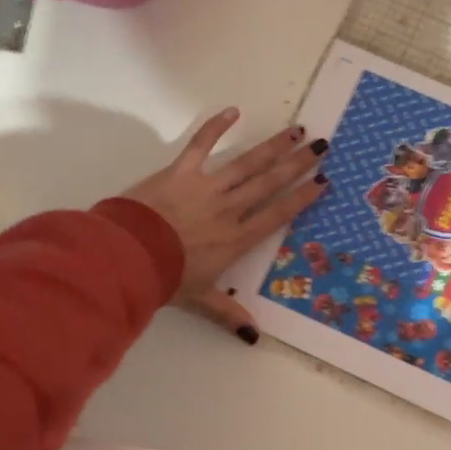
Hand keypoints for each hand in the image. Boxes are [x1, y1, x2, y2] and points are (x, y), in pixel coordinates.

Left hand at [120, 107, 326, 341]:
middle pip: (270, 183)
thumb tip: (255, 339)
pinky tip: (233, 111)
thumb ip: (229, 315)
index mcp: (237, 238)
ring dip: (273, 146)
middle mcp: (229, 208)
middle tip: (322, 147)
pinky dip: (216, 127)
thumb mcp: (200, 300)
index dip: (302, 197)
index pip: (277, 213)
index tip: (323, 182)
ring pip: (247, 163)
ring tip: (297, 131)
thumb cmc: (165, 278)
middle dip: (298, 164)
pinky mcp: (180, 171)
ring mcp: (206, 187)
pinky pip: (201, 145)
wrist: (127, 254)